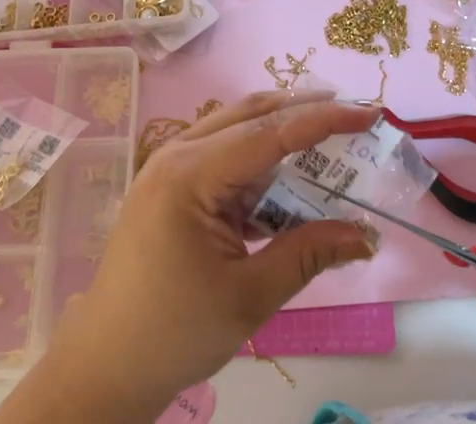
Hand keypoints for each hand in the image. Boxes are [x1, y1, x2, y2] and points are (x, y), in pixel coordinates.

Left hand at [0, 90, 380, 422]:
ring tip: (331, 139)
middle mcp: (175, 157)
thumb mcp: (250, 295)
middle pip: (250, 117)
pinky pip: (221, 156)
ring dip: (281, 131)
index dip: (323, 120)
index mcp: (189, 176)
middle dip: (304, 111)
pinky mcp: (168, 188)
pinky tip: (288, 178)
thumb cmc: (175, 331)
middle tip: (355, 116)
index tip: (369, 113)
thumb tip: (366, 235)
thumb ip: (309, 254)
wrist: (106, 363)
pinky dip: (259, 159)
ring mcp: (167, 169)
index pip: (268, 133)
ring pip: (234, 131)